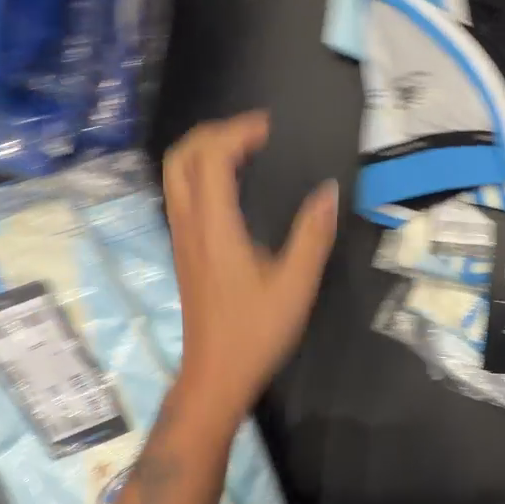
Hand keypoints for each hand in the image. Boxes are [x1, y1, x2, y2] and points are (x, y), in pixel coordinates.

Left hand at [162, 111, 336, 411]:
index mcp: (214, 226)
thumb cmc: (256, 332)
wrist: (216, 375)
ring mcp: (182, 240)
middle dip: (212, 134)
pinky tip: (232, 192)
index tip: (269, 128)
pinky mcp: (185, 255)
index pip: (211, 157)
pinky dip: (202, 177)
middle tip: (252, 134)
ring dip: (203, 154)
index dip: (237, 132)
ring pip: (175, 177)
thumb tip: (329, 191)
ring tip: (242, 154)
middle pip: (180, 158)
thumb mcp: (296, 286)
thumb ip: (312, 235)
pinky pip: (182, 198)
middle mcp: (189, 225)